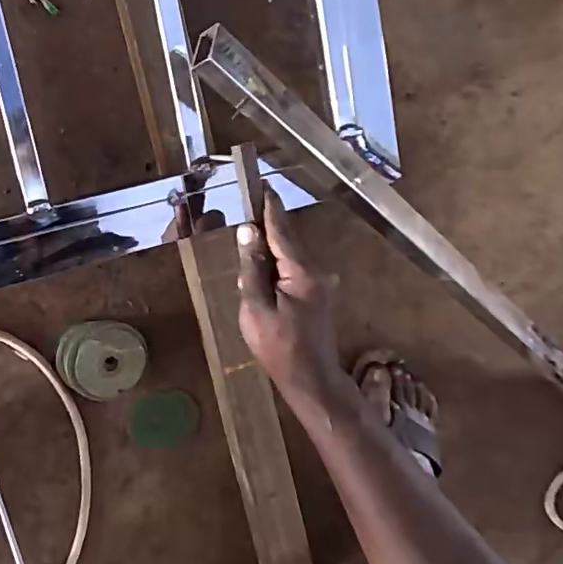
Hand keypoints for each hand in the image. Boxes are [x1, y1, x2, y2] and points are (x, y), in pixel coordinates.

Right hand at [236, 193, 354, 419]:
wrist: (312, 380)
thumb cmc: (279, 349)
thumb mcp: (255, 309)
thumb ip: (252, 268)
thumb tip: (247, 231)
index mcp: (303, 272)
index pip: (281, 229)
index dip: (269, 206)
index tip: (261, 183)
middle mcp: (318, 270)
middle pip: (285, 242)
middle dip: (262, 239)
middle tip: (239, 236)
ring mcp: (323, 282)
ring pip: (289, 258)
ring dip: (268, 260)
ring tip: (248, 281)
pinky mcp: (321, 293)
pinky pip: (294, 272)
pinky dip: (277, 273)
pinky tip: (263, 291)